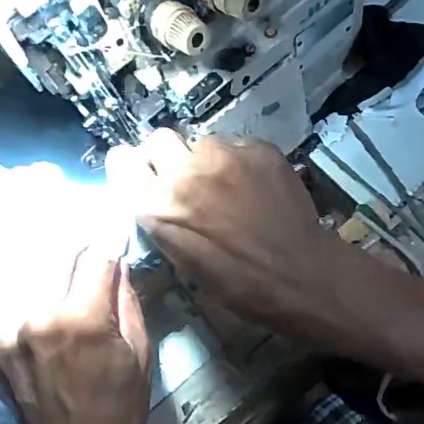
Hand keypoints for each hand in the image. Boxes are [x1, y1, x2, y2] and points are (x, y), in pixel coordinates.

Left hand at [0, 250, 151, 423]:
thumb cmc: (119, 411)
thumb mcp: (140, 355)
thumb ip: (126, 302)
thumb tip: (118, 266)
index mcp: (79, 318)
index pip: (94, 257)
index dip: (107, 246)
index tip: (113, 238)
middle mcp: (38, 317)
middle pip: (61, 266)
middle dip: (80, 267)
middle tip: (93, 275)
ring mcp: (9, 335)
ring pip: (39, 293)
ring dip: (56, 296)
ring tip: (71, 323)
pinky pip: (22, 320)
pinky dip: (37, 323)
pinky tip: (50, 348)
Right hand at [108, 130, 401, 349]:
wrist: (301, 274)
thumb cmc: (238, 284)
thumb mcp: (184, 260)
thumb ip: (164, 219)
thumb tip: (159, 199)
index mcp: (158, 207)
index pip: (122, 162)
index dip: (131, 166)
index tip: (141, 172)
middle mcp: (183, 173)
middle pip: (159, 139)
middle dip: (167, 155)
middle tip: (185, 175)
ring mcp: (223, 156)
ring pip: (203, 141)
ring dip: (207, 159)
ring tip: (228, 184)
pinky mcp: (257, 148)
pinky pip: (237, 144)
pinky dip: (240, 161)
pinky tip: (255, 185)